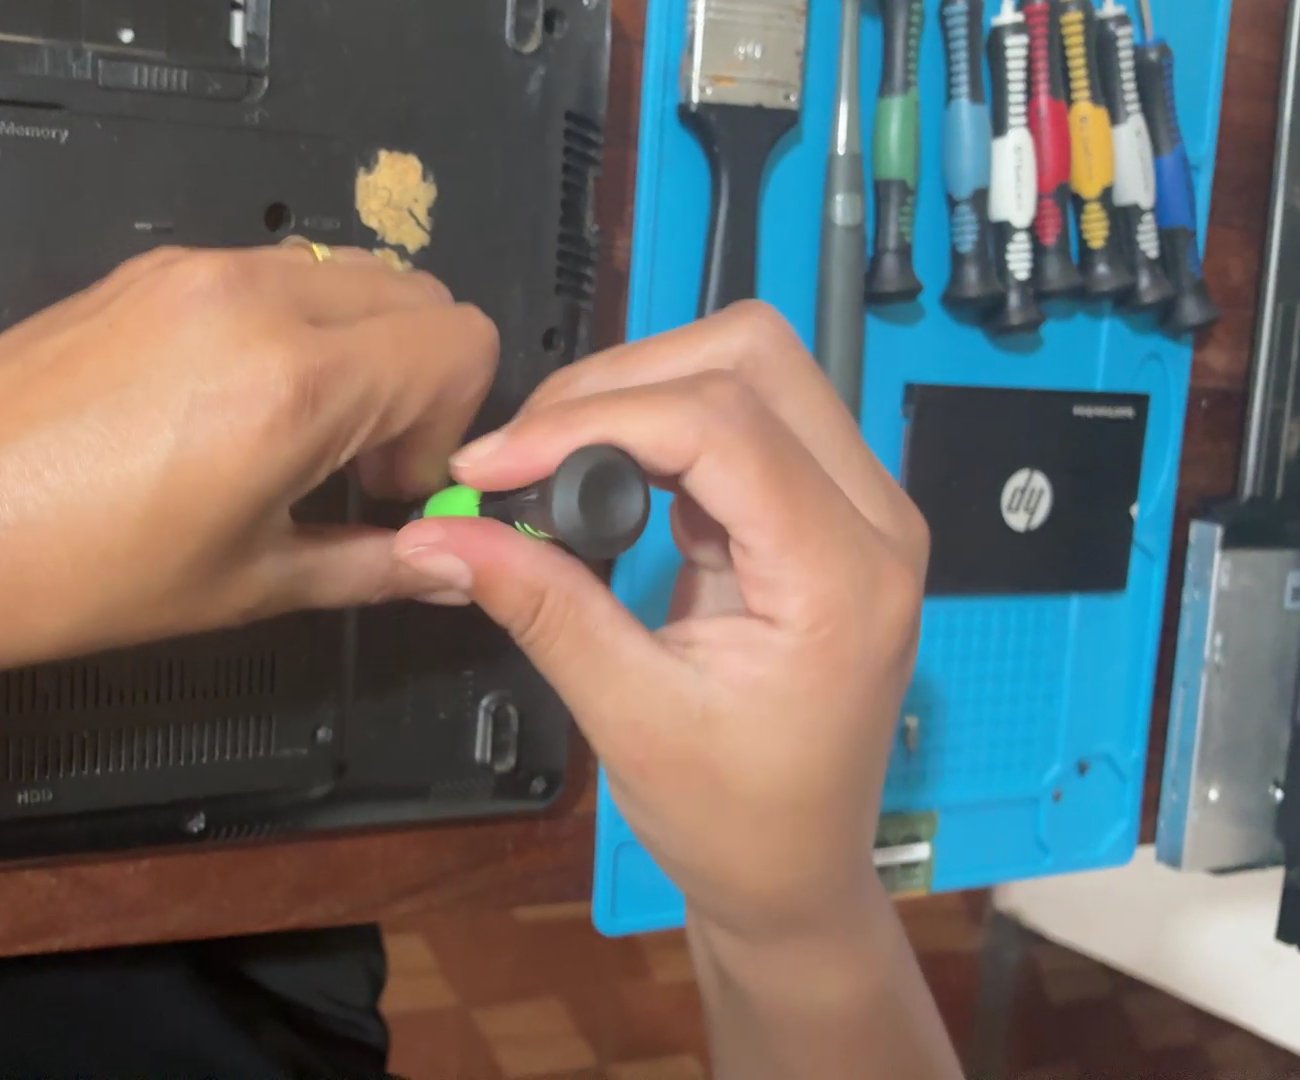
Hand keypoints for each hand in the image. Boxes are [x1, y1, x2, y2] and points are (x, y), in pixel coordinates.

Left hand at [0, 243, 496, 674]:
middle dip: (419, 384)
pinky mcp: (152, 267)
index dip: (450, 426)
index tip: (388, 490)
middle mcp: (259, 297)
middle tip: (354, 464)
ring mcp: (198, 268)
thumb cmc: (86, 579)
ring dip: (364, 351)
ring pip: (353, 274)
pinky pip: (278, 272)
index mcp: (297, 382)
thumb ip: (376, 568)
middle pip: (421, 295)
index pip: (461, 344)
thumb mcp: (252, 585)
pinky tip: (234, 402)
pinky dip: (301, 329)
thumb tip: (455, 570)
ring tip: (297, 432)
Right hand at [391, 302, 928, 941]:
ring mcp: (845, 502)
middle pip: (747, 356)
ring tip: (546, 453)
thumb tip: (433, 534)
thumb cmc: (727, 814)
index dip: (587, 424)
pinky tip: (594, 471)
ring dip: (631, 390)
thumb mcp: (623, 713)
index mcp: (839, 571)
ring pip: (742, 366)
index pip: (715, 425)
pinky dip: (648, 421)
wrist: (790, 868)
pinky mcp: (805, 506)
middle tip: (522, 449)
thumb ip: (536, 605)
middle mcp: (866, 512)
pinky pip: (730, 414)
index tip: (488, 466)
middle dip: (616, 381)